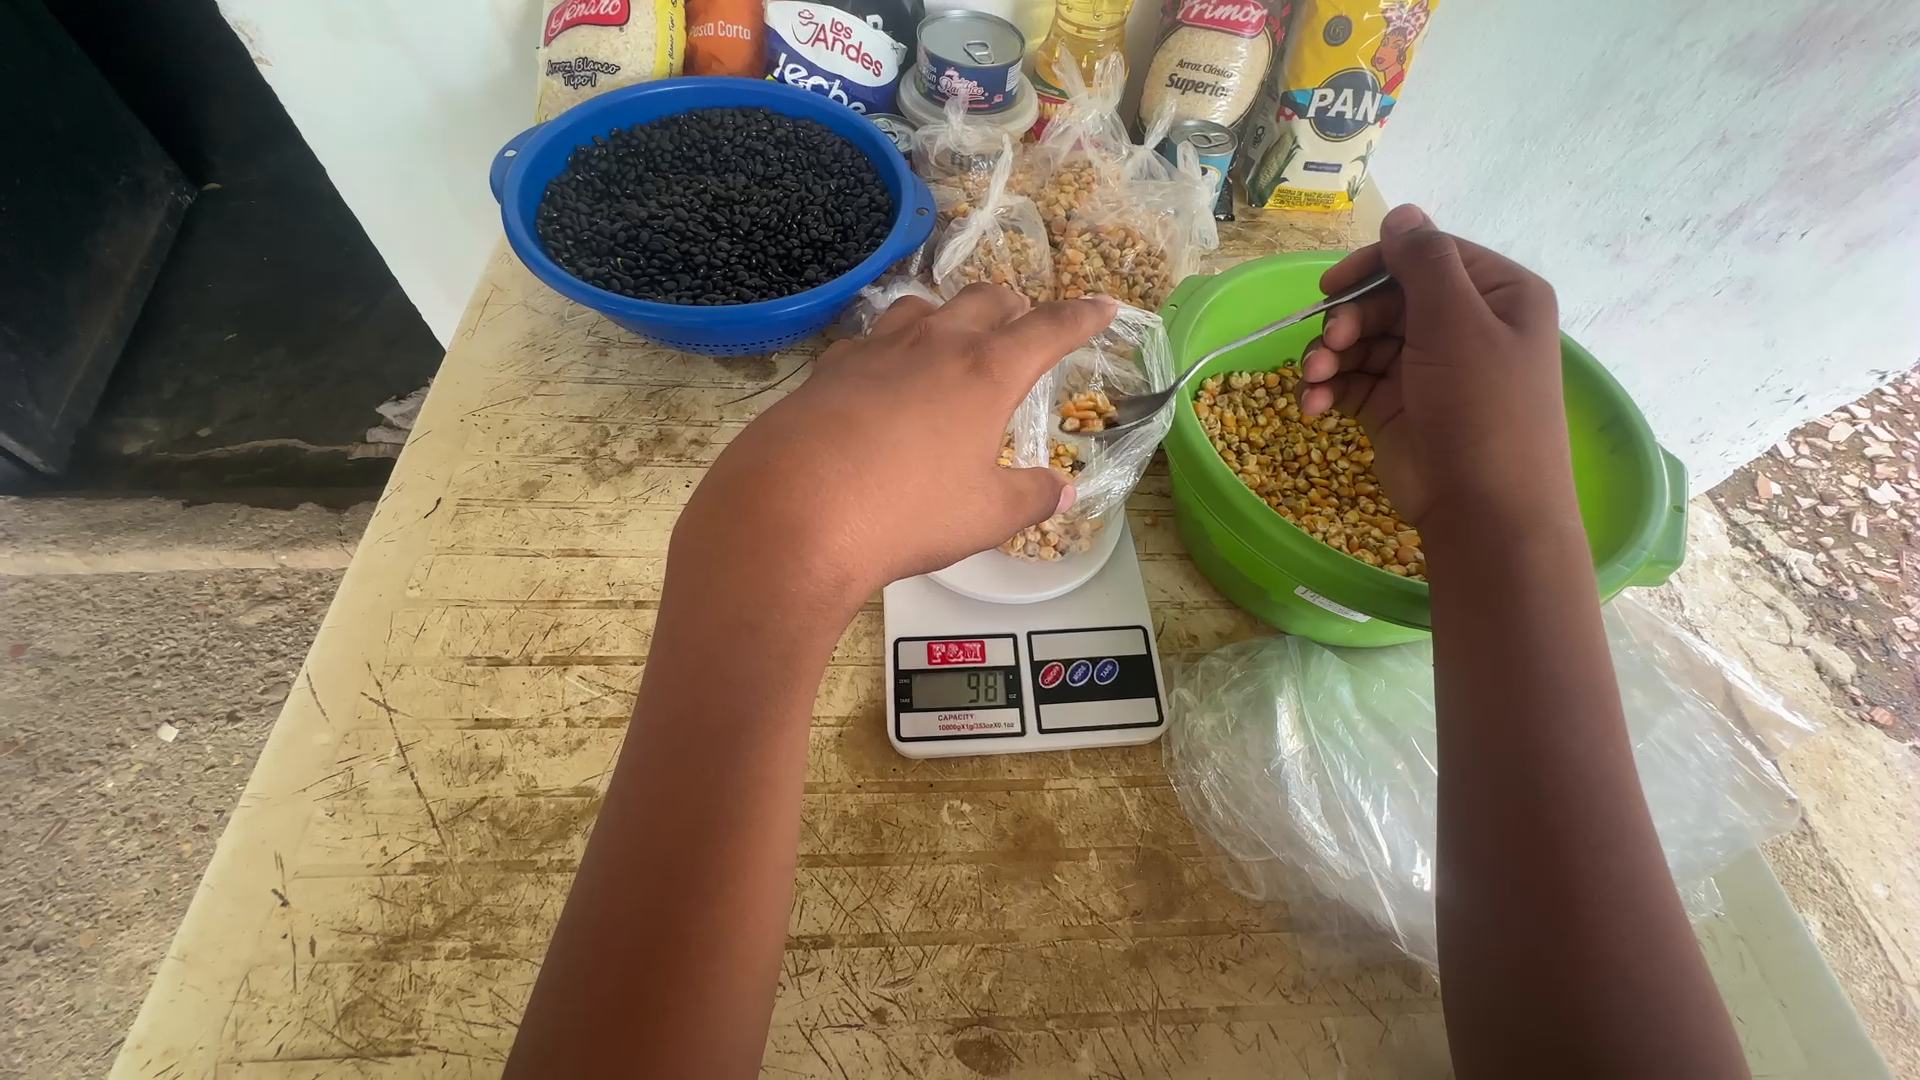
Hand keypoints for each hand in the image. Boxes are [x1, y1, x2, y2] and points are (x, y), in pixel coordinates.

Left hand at [673, 284, 1117, 607]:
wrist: (793, 513)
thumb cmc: (907, 513)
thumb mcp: (986, 516)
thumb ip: (1032, 498)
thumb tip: (1064, 492)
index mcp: (986, 373)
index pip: (1049, 330)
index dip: (1082, 317)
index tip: (1104, 306)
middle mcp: (933, 345)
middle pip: (985, 301)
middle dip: (1015, 309)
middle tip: (1022, 330)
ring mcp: (874, 350)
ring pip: (924, 306)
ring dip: (949, 316)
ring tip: (952, 344)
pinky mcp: (828, 369)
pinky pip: (871, 339)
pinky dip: (893, 347)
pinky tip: (883, 377)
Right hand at [1298, 205, 1569, 526]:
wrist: (1482, 505)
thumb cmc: (1481, 407)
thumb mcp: (1456, 323)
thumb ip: (1424, 262)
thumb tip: (1400, 213)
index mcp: (1493, 295)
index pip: (1424, 258)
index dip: (1373, 266)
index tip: (1330, 287)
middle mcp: (1459, 326)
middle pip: (1385, 302)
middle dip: (1347, 322)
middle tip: (1328, 347)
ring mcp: (1423, 369)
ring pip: (1360, 343)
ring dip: (1329, 358)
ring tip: (1315, 381)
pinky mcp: (1392, 406)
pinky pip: (1350, 381)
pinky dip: (1327, 389)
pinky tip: (1313, 406)